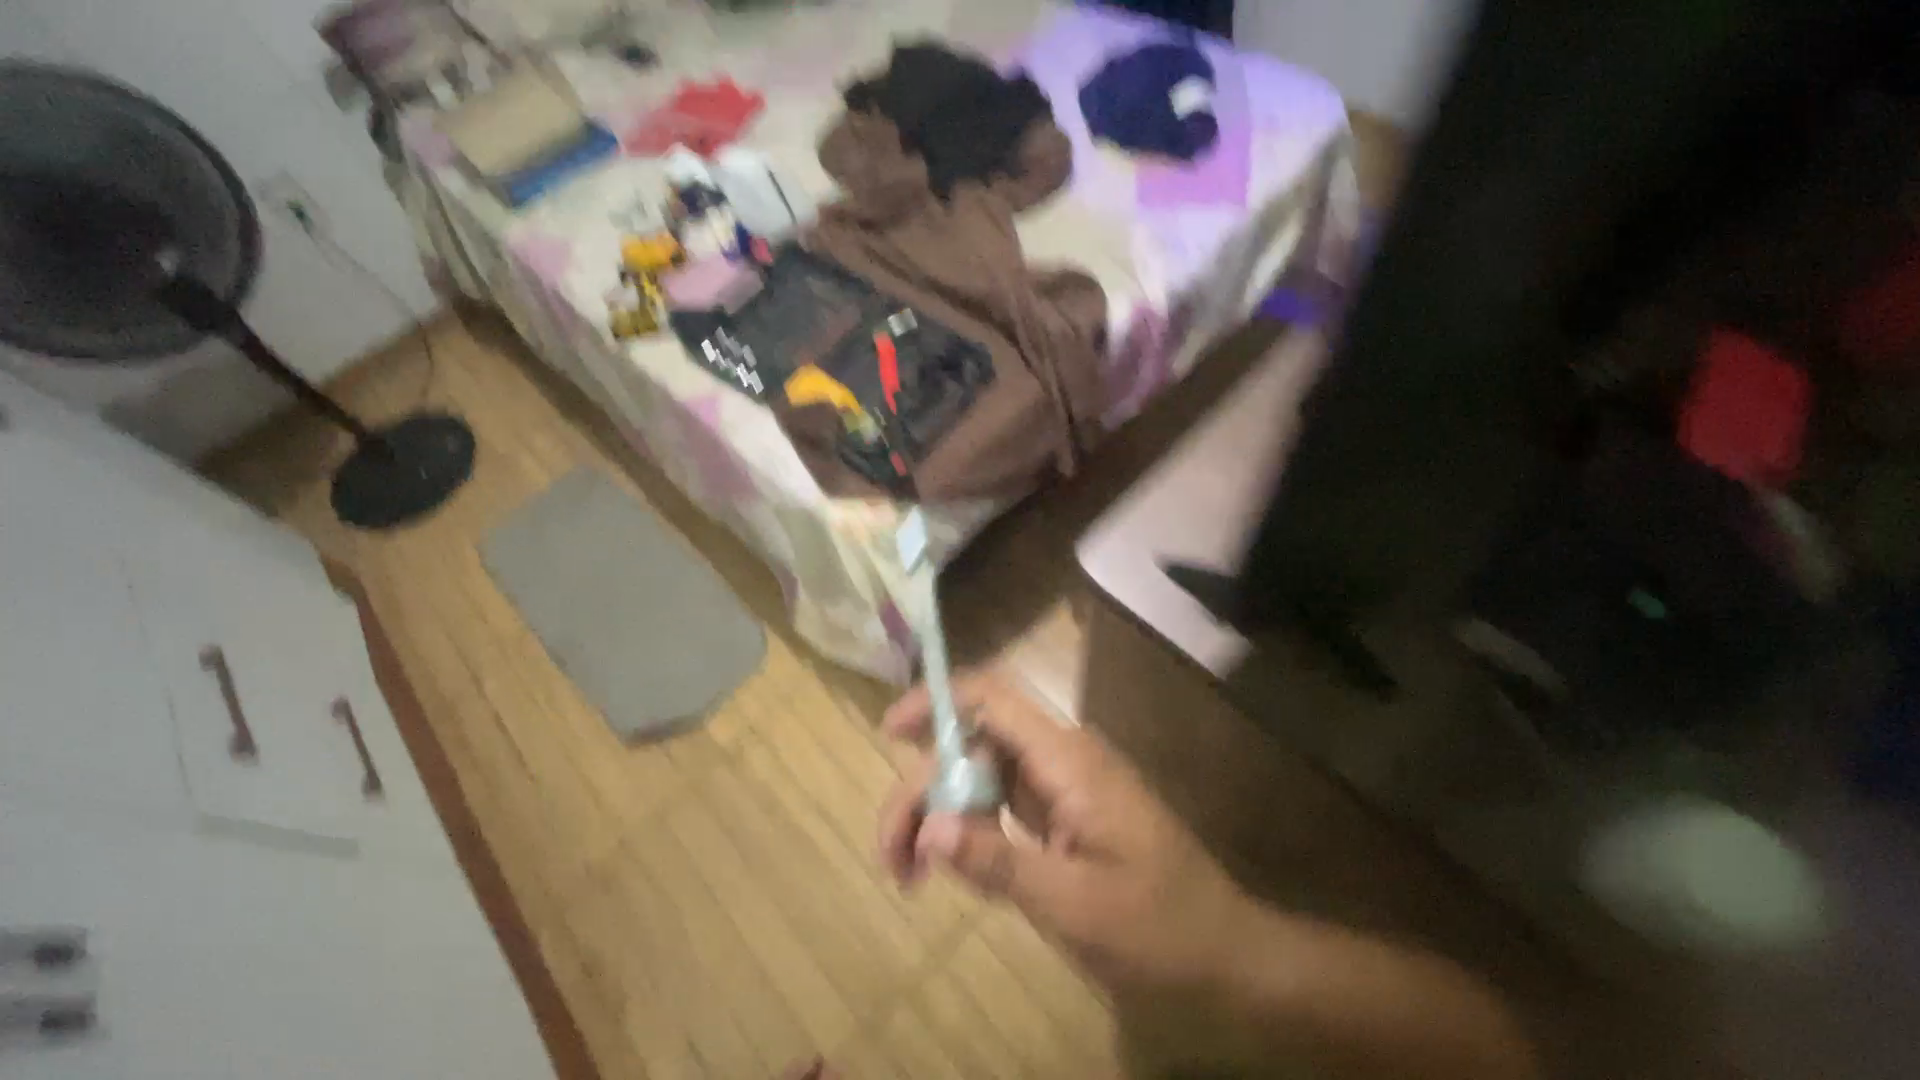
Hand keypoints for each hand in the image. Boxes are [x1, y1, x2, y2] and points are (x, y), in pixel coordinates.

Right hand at [877, 670, 1253, 991]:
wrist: (1224, 952)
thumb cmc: (1157, 926)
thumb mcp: (1073, 903)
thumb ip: (998, 862)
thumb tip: (929, 827)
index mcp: (1068, 761)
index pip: (992, 699)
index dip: (937, 700)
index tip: (888, 734)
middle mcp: (1060, 762)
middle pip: (972, 747)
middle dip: (922, 792)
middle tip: (893, 859)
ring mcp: (1061, 789)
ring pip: (981, 778)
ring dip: (939, 816)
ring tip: (911, 875)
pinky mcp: (1062, 818)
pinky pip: (1001, 809)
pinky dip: (971, 835)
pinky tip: (958, 874)